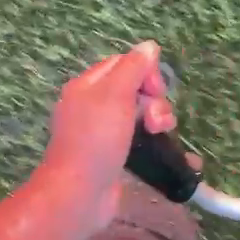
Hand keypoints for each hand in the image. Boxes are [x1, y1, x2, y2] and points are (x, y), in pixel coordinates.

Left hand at [38, 41, 174, 236]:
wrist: (79, 194)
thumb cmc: (96, 139)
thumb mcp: (115, 94)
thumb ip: (134, 67)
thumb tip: (149, 46)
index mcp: (87, 85)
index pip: (123, 63)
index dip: (145, 71)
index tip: (156, 89)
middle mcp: (92, 104)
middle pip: (133, 87)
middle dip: (153, 98)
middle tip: (155, 119)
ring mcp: (102, 131)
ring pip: (138, 111)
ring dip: (156, 117)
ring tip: (159, 132)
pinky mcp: (112, 154)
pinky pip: (137, 135)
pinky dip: (150, 137)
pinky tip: (160, 145)